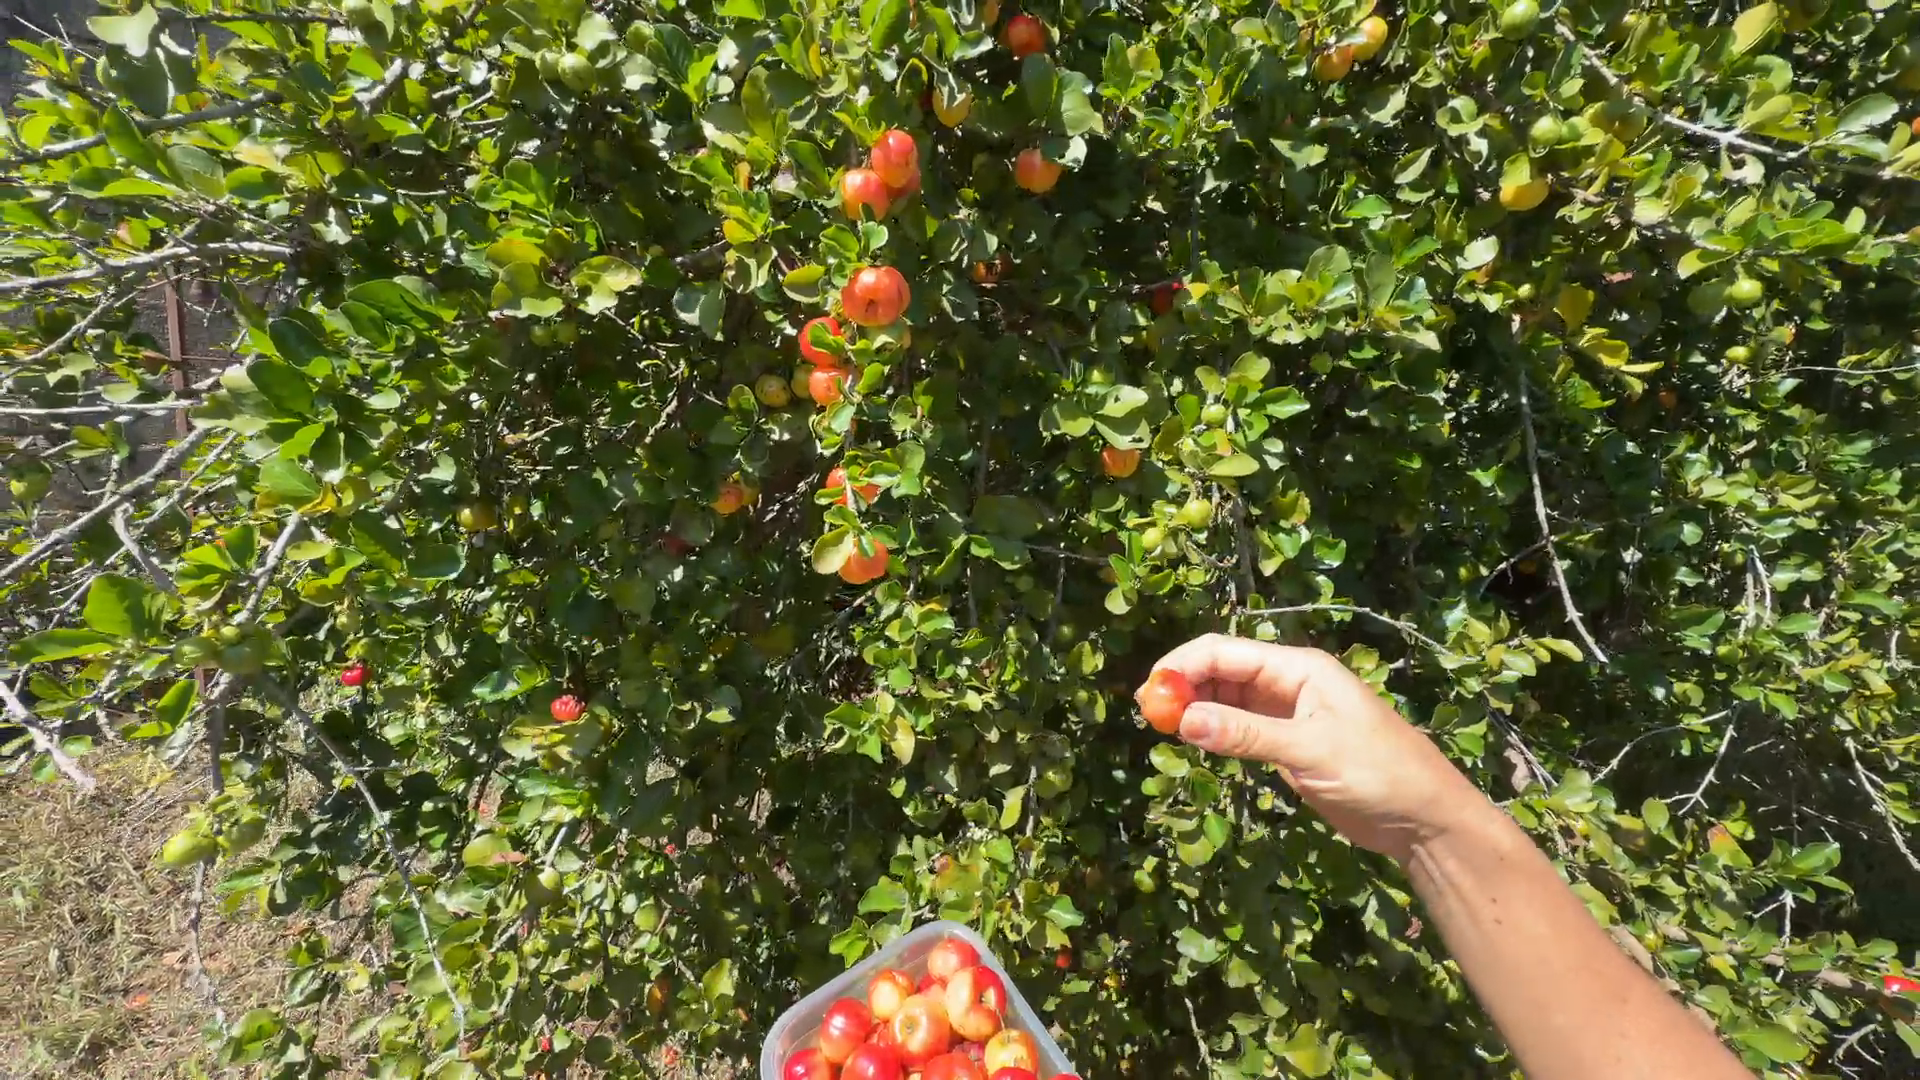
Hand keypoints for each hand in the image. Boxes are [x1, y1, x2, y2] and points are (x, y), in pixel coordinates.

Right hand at [1140, 633, 1493, 861]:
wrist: (1427, 823)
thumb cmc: (1379, 774)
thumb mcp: (1310, 751)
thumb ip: (1245, 734)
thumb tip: (1183, 721)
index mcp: (1298, 666)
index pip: (1225, 652)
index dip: (1183, 666)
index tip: (1151, 691)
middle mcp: (1287, 681)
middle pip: (1220, 670)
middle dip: (1183, 685)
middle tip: (1149, 712)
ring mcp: (1284, 711)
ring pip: (1224, 697)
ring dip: (1195, 707)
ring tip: (1164, 727)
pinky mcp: (1284, 740)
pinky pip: (1236, 724)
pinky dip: (1212, 729)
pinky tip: (1194, 740)